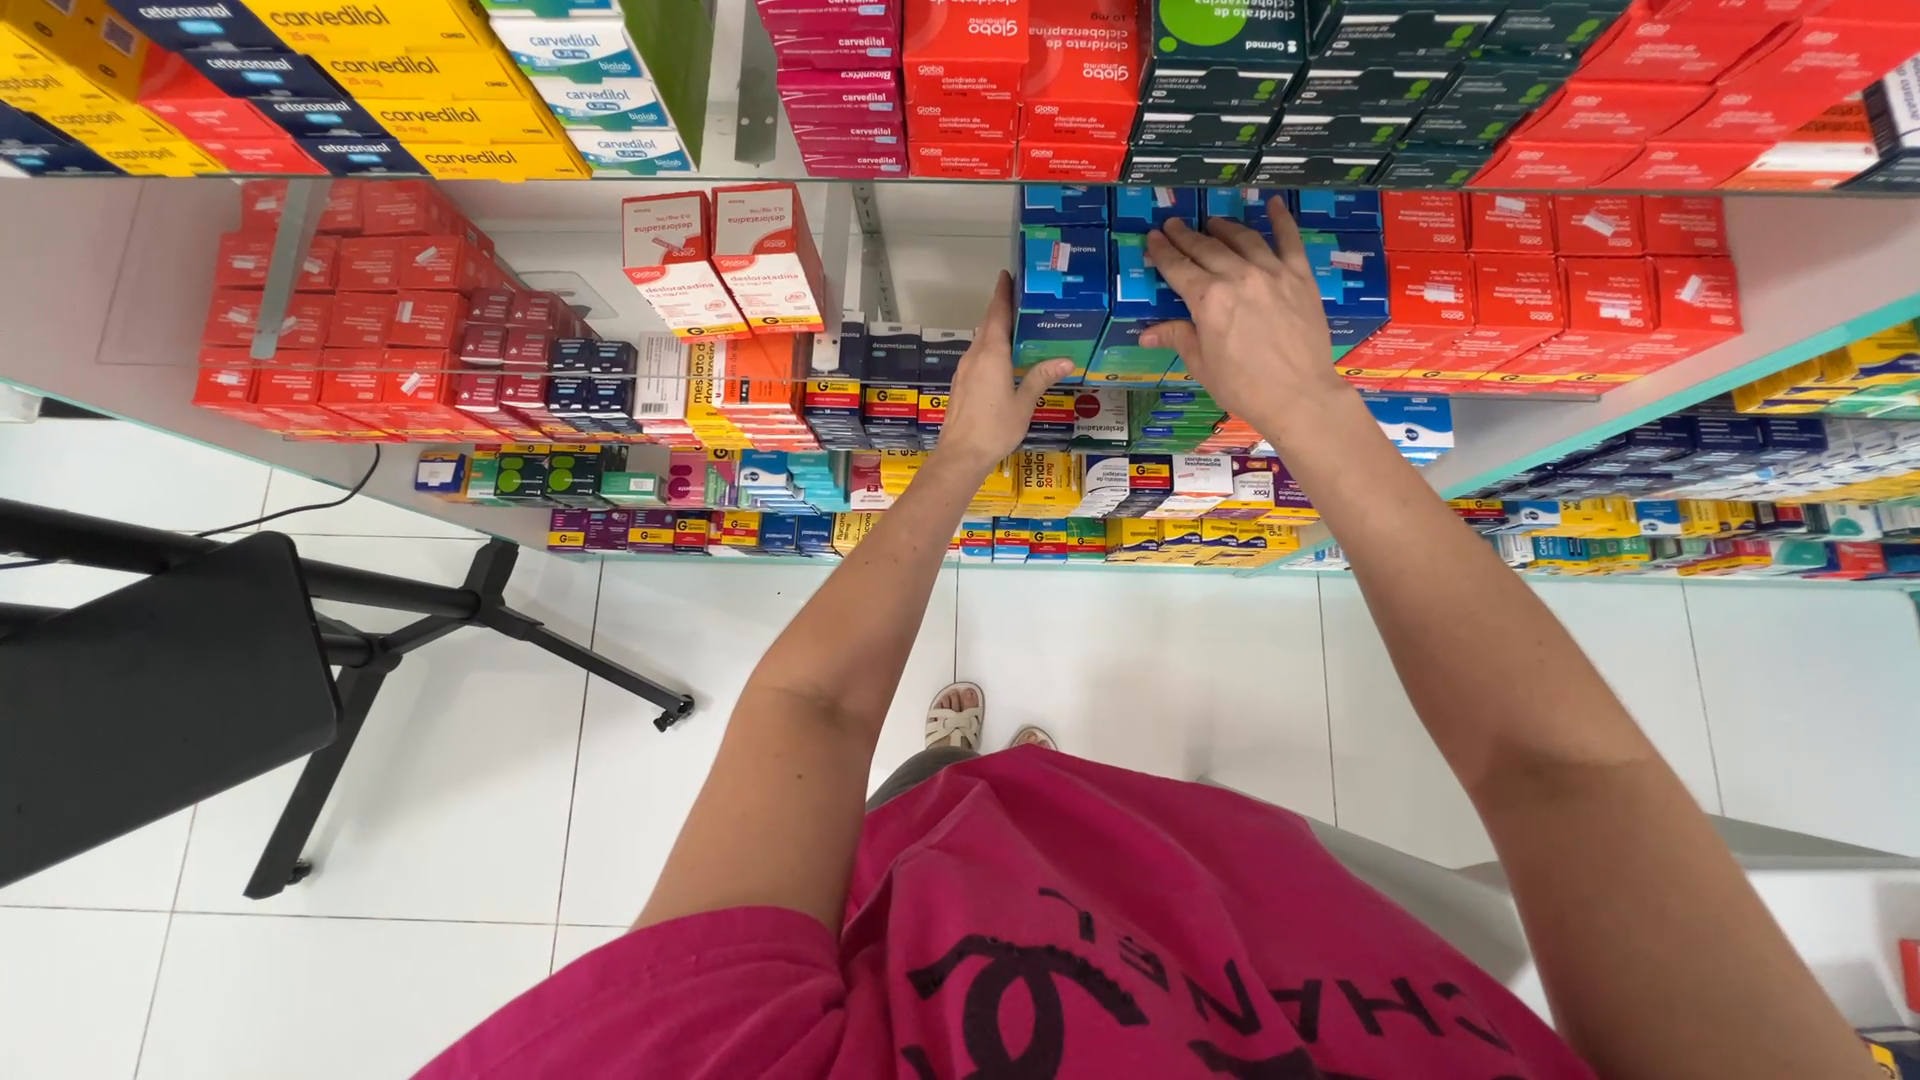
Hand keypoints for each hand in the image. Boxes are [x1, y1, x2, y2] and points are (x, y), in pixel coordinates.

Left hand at [933, 270, 1072, 475]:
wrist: (961, 455)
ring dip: (995, 330)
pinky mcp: (961, 385)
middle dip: (1000, 309)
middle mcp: (974, 357)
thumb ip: (1041, 378)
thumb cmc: (995, 429)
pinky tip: (1002, 358)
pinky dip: (989, 349)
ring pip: (980, 342)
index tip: (1007, 275)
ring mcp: (964, 371)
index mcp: (991, 354)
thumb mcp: (1024, 403)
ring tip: (1016, 326)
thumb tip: (1066, 360)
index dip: (1003, 293)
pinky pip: (977, 358)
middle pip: (987, 325)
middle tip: (1020, 297)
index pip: (997, 314)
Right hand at [1143, 201, 1352, 443]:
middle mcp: (1237, 277)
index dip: (1163, 251)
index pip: (1178, 268)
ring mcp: (1271, 272)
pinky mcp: (1300, 276)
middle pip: (1206, 248)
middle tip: (1173, 224)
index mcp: (1208, 300)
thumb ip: (1178, 338)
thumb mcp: (1202, 365)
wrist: (1298, 395)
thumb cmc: (1243, 386)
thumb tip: (1147, 333)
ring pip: (1242, 238)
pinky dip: (1280, 219)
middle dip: (1186, 235)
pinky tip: (1273, 204)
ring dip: (1223, 227)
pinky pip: (1289, 239)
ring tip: (1212, 222)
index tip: (1153, 238)